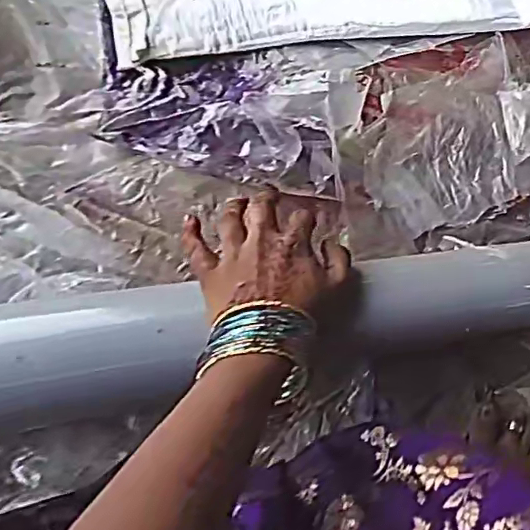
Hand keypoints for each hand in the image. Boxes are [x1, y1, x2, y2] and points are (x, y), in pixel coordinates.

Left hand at [182, 187, 351, 320]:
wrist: (263, 334)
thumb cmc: (303, 311)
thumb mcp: (336, 285)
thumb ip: (338, 259)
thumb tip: (331, 243)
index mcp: (293, 242)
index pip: (301, 217)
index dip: (307, 215)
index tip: (310, 219)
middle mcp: (261, 240)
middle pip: (261, 208)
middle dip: (267, 198)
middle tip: (269, 194)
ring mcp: (232, 253)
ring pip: (228, 220)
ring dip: (233, 207)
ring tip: (237, 202)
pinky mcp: (210, 270)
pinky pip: (196, 247)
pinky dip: (191, 232)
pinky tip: (190, 220)